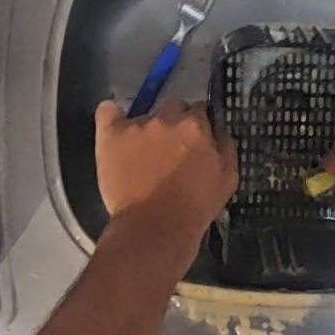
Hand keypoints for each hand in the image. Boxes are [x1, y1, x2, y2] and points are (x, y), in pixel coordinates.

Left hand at [95, 99, 236, 232]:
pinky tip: (116, 129)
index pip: (199, 110)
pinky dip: (112, 116)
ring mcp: (136, 125)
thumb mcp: (227, 179)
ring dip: (147, 129)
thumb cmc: (196, 207)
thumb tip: (218, 128)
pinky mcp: (110, 136)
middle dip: (174, 123)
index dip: (198, 127)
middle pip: (173, 107)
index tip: (194, 142)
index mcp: (196, 126)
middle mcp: (167, 118)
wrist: (155, 228)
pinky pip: (107, 111)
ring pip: (143, 115)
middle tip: (171, 148)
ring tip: (143, 154)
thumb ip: (226, 146)